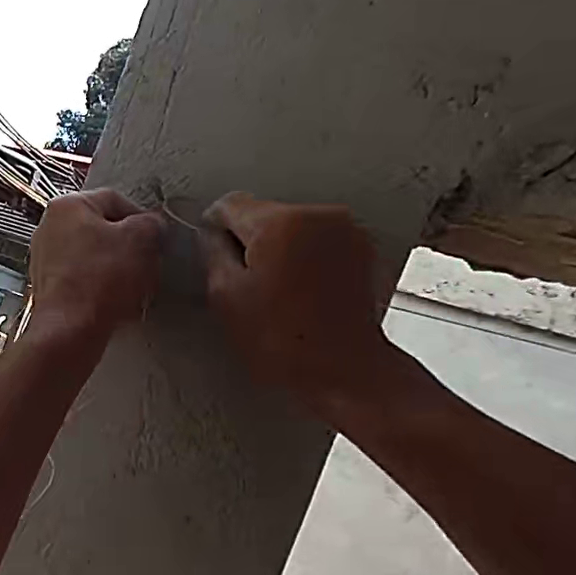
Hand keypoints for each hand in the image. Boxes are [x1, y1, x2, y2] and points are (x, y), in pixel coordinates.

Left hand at [26, 189, 165, 343]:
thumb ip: (152, 223)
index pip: (116, 200)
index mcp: (68, 205)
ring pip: (95, 255)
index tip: (155, 236)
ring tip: (133, 285)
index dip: (143, 219)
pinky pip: (86, 279)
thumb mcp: (141, 240)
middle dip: (129, 245)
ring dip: (118, 267)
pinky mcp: (50, 287)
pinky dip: (103, 287)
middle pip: (104, 228)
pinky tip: (117, 300)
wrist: (71, 330)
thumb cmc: (98, 282)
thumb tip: (153, 224)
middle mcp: (50, 228)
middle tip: (146, 261)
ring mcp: (46, 258)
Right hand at [200, 192, 402, 415]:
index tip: (215, 246)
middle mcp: (318, 217)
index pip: (231, 204)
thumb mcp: (227, 298)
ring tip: (286, 293)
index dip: (215, 228)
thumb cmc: (289, 343)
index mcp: (279, 224)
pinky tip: (308, 293)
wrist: (345, 370)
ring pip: (295, 227)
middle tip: (254, 285)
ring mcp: (346, 231)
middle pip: (266, 214)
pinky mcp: (363, 249)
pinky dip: (311, 259)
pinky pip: (322, 241)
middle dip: (255, 243)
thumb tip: (212, 236)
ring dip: (285, 249)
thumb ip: (212, 253)